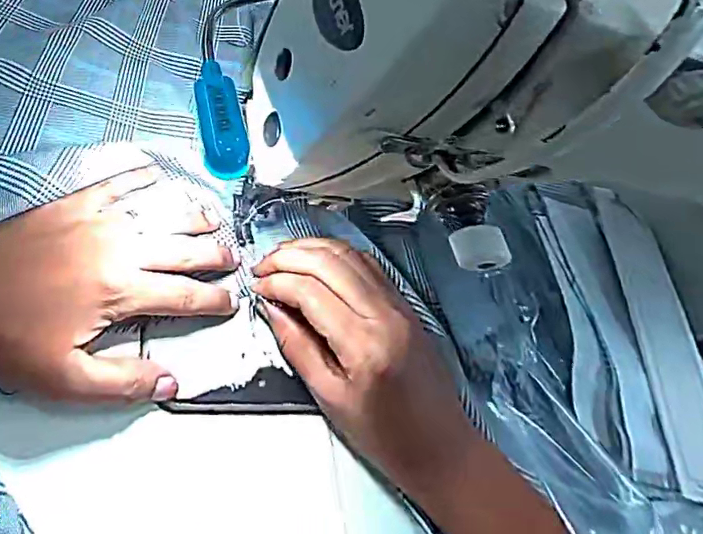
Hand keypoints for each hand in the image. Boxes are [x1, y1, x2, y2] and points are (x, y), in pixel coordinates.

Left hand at [0, 155, 234, 401]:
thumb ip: (125, 382)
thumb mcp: (67, 380)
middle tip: (232, 256)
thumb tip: (172, 381)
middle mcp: (114, 245)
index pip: (181, 294)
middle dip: (210, 252)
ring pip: (153, 209)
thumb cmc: (10, 340)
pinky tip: (153, 171)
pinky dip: (138, 175)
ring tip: (209, 216)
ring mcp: (91, 217)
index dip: (211, 299)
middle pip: (176, 245)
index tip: (230, 299)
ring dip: (186, 212)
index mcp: (119, 289)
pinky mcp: (68, 201)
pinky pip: (113, 182)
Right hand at [253, 239, 481, 483]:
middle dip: (286, 257)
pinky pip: (365, 262)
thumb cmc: (388, 437)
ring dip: (308, 248)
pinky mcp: (405, 303)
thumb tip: (271, 308)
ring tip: (282, 259)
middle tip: (262, 268)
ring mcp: (398, 305)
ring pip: (346, 253)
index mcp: (364, 344)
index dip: (276, 282)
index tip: (257, 288)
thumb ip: (297, 346)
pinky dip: (334, 253)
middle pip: (326, 261)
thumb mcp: (330, 398)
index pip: (309, 290)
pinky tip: (316, 261)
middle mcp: (384, 315)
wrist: (445, 453)